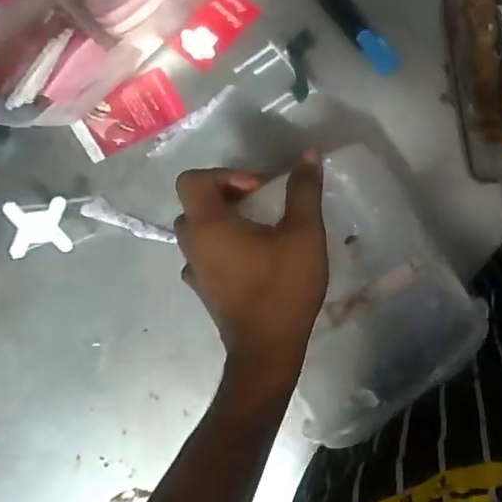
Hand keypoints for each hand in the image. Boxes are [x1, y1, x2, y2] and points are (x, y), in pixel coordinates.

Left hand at [173, 152, 326, 372]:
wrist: (267, 347)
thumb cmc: (284, 286)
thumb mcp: (304, 234)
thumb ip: (304, 191)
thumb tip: (309, 154)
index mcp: (209, 225)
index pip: (194, 180)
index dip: (227, 175)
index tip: (260, 189)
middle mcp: (192, 244)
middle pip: (195, 204)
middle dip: (227, 196)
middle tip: (262, 204)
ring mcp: (194, 271)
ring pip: (199, 232)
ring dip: (225, 222)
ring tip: (261, 231)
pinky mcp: (203, 291)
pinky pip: (206, 256)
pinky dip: (224, 248)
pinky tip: (254, 260)